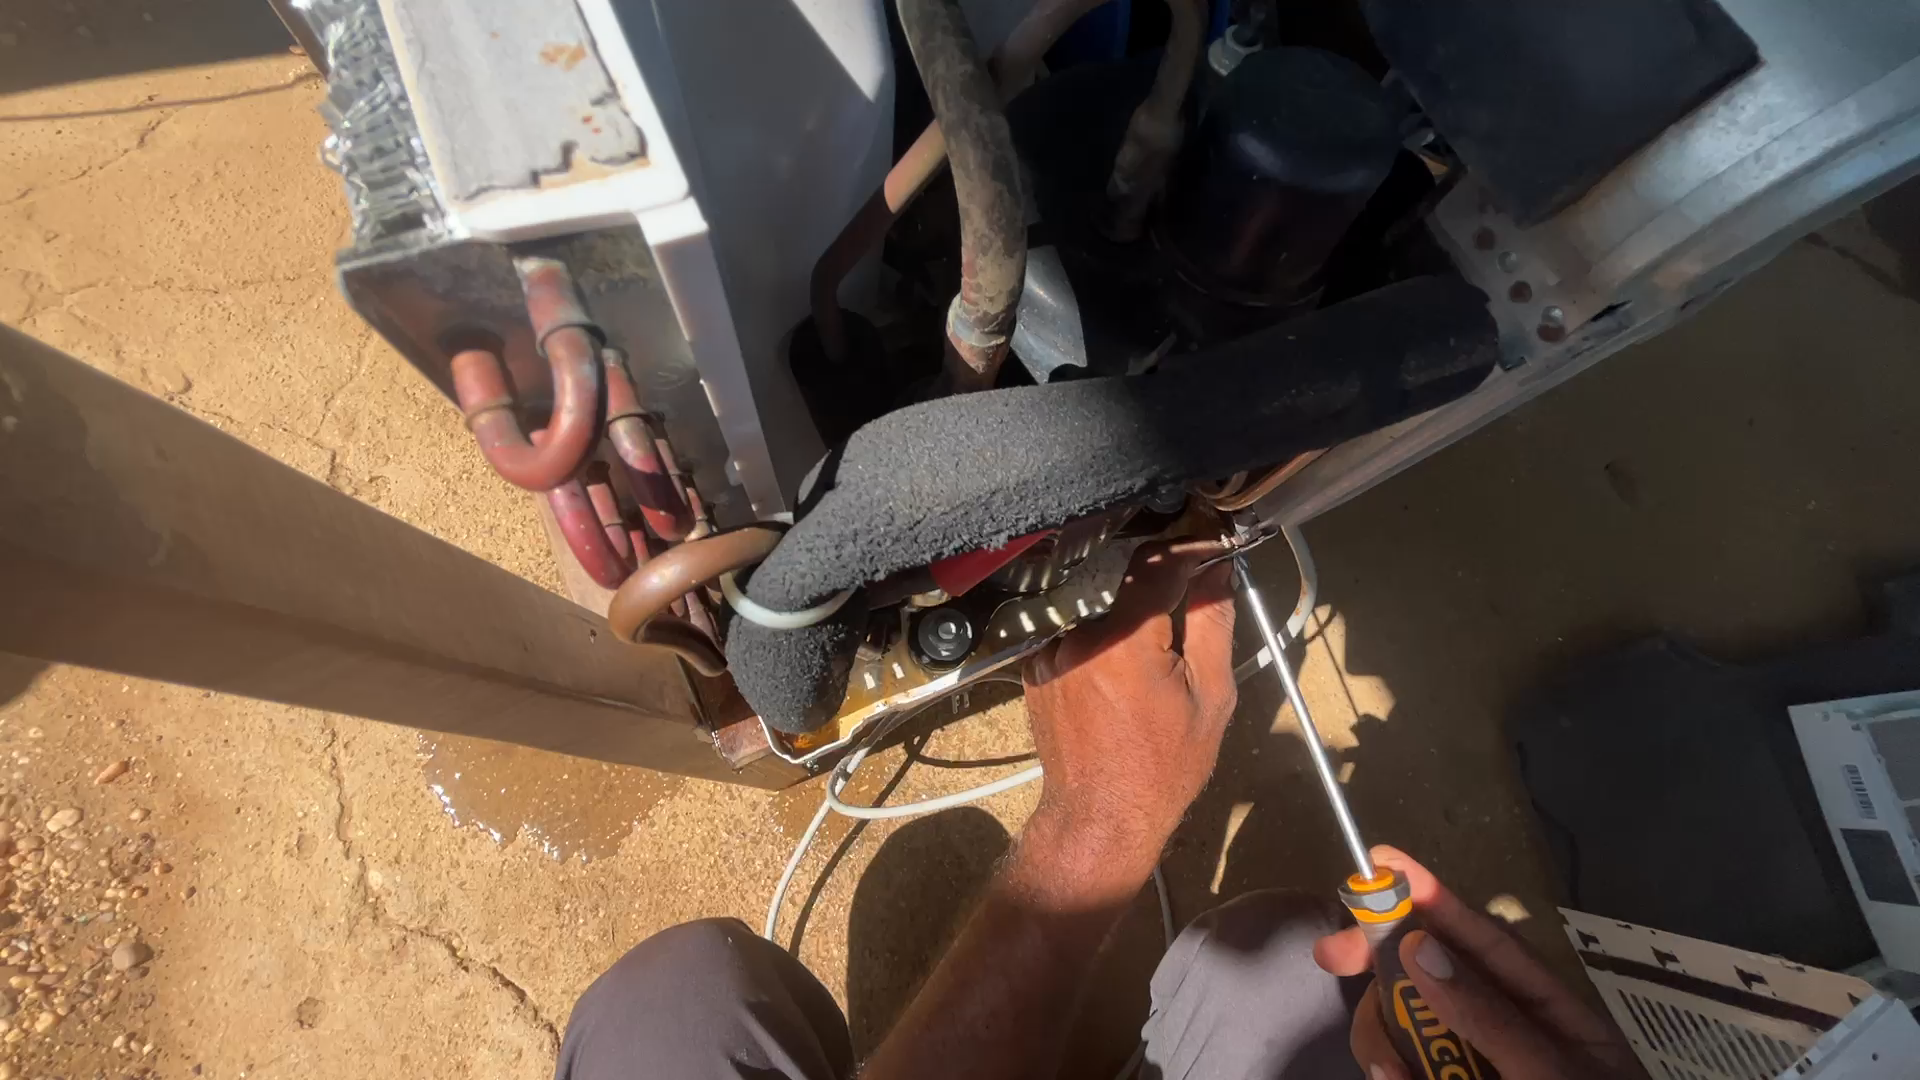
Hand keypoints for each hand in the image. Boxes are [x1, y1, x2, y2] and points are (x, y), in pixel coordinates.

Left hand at [1019, 541, 1237, 890]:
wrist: (1100, 814)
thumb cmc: (1164, 765)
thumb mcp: (1210, 697)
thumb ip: (1212, 624)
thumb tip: (1217, 570)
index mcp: (1124, 639)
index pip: (1154, 567)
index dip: (1183, 551)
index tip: (1205, 546)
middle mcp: (1079, 635)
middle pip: (1123, 591)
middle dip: (1154, 599)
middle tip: (1179, 623)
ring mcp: (1050, 651)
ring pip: (1097, 614)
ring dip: (1122, 625)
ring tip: (1141, 669)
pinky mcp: (1034, 667)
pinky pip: (1072, 636)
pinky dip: (1095, 644)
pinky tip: (1109, 678)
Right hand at [1314, 846, 1645, 1079]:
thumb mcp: (1553, 1077)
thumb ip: (1489, 1016)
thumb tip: (1417, 944)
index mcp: (1542, 1007)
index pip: (1479, 935)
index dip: (1428, 893)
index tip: (1378, 859)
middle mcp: (1496, 1020)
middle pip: (1423, 964)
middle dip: (1374, 958)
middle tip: (1330, 956)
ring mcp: (1466, 1056)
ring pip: (1399, 1016)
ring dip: (1382, 1038)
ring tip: (1390, 1076)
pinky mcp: (1438, 1075)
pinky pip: (1398, 1059)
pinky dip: (1389, 1069)